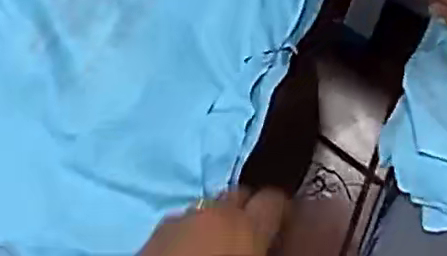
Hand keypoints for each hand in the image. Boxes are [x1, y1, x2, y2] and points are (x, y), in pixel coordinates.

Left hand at [138, 188, 288, 255]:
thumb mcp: (250, 255)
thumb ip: (265, 244)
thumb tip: (273, 240)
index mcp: (243, 225)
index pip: (273, 200)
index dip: (284, 207)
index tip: (292, 217)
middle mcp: (212, 210)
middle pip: (238, 196)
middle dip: (249, 209)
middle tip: (259, 232)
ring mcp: (179, 217)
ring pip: (208, 208)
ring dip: (218, 221)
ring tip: (224, 244)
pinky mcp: (154, 233)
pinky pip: (183, 224)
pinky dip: (194, 232)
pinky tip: (195, 252)